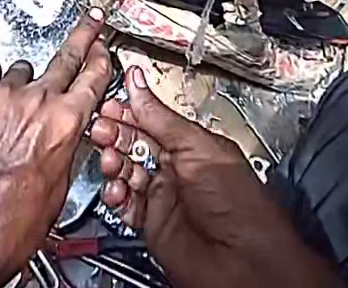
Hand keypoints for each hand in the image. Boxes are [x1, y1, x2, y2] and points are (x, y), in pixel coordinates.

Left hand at [0, 8, 113, 287]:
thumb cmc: (3, 231)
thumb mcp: (56, 194)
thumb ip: (65, 150)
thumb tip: (69, 134)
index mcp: (64, 126)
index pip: (93, 78)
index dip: (101, 59)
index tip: (102, 47)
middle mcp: (36, 103)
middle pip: (67, 56)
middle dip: (83, 34)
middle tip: (90, 20)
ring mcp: (3, 97)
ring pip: (25, 70)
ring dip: (27, 82)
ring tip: (20, 105)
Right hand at [88, 67, 340, 287]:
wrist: (245, 266)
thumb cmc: (241, 206)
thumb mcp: (196, 147)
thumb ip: (160, 117)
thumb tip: (137, 81)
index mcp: (191, 144)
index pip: (151, 119)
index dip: (129, 109)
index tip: (110, 101)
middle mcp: (176, 168)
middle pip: (135, 143)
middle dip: (116, 133)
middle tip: (102, 127)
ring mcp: (165, 197)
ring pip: (127, 172)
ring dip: (113, 162)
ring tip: (110, 160)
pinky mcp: (155, 225)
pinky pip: (127, 205)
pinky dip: (116, 196)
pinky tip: (116, 190)